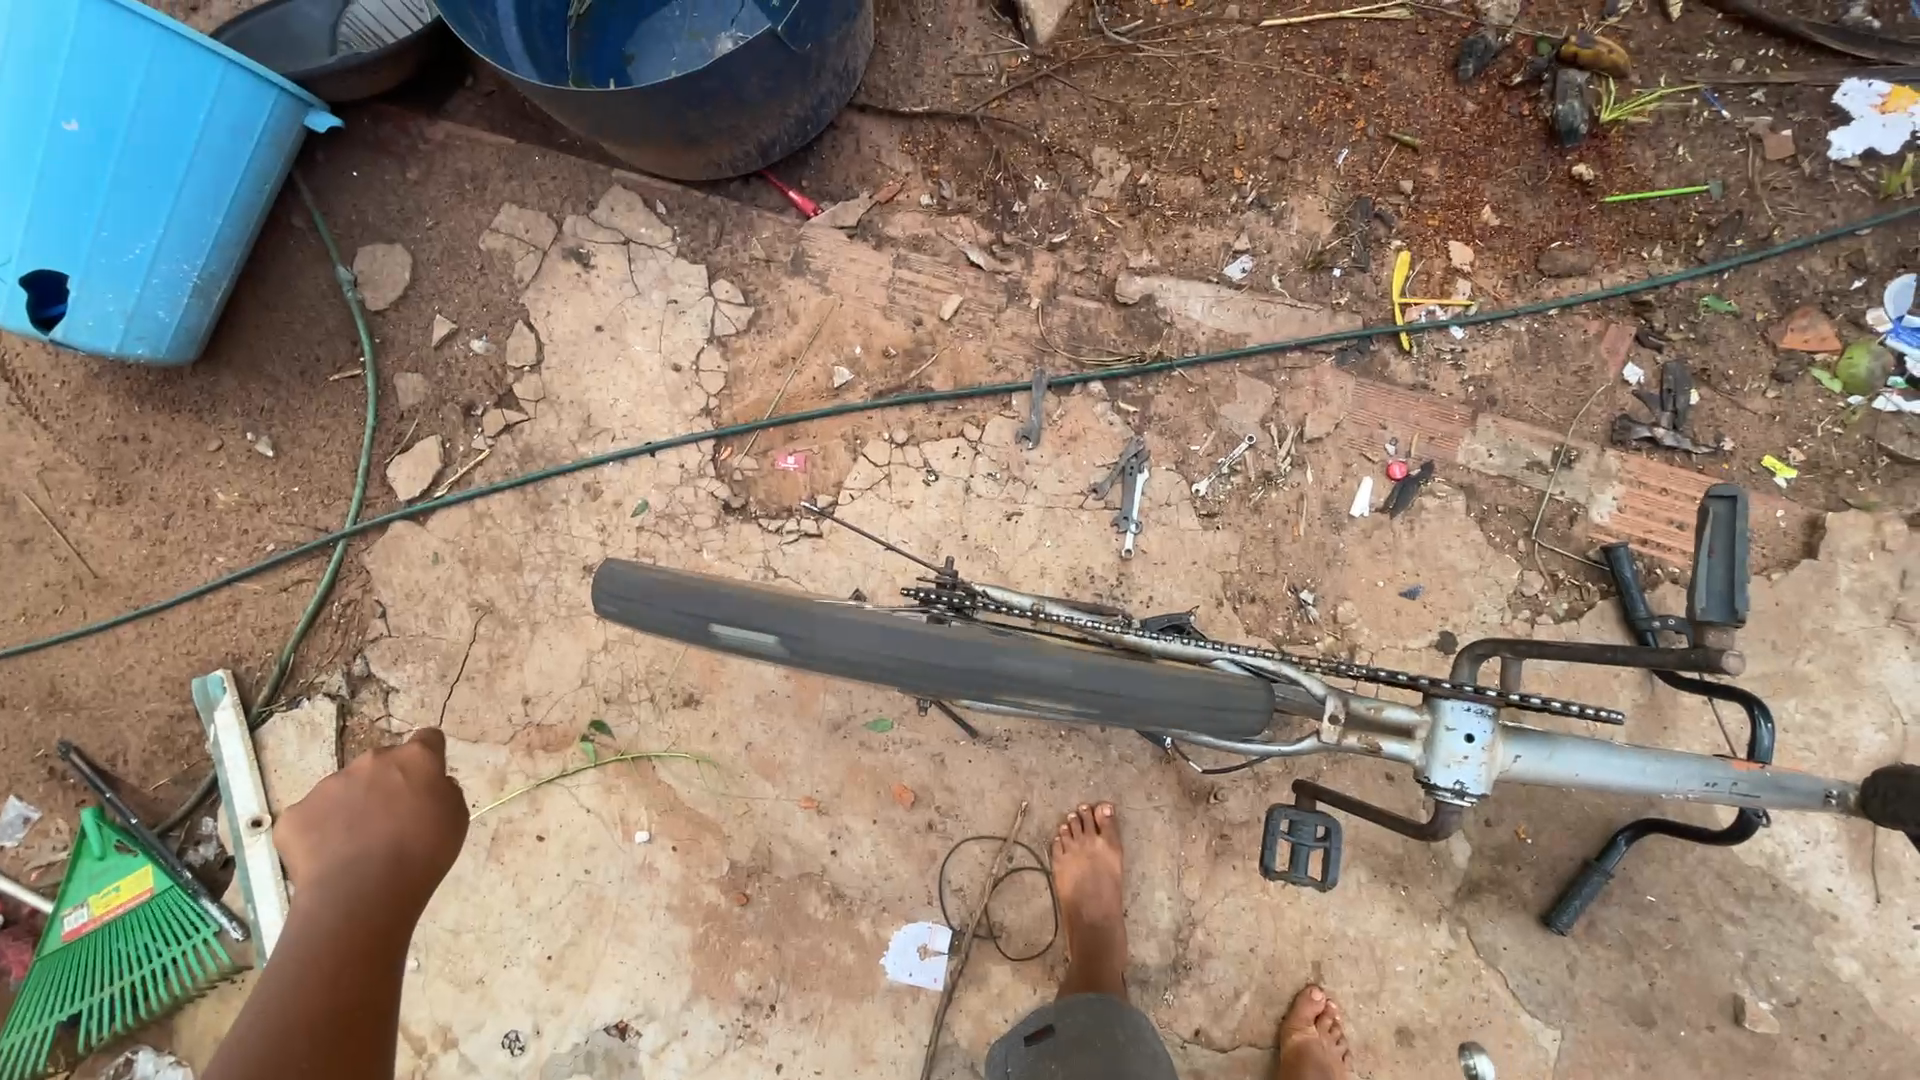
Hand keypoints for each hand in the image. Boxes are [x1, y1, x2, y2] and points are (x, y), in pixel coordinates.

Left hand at [275, 728, 468, 919]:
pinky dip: (320, 831)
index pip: (427, 738)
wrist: (363, 892)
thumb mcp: (456, 817)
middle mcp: (371, 761)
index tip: (428, 779)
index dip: (429, 757)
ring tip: (357, 844)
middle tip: (392, 818)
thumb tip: (430, 787)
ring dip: (352, 805)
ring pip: (344, 788)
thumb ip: (444, 791)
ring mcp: (327, 786)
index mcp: (415, 758)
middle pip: (381, 763)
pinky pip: (311, 816)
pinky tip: (330, 856)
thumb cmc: (424, 852)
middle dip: (386, 782)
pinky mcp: (294, 814)